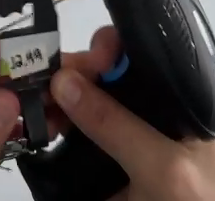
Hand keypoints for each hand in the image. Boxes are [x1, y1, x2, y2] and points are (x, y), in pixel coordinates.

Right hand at [52, 28, 214, 200]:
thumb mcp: (162, 168)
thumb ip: (116, 123)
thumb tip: (60, 79)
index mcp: (178, 105)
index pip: (143, 57)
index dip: (115, 46)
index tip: (91, 52)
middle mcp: (149, 114)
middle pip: (106, 74)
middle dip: (76, 68)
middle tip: (49, 73)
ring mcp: (121, 140)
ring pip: (82, 99)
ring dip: (56, 93)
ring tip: (36, 98)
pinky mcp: (96, 163)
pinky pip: (69, 131)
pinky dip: (50, 121)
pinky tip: (37, 117)